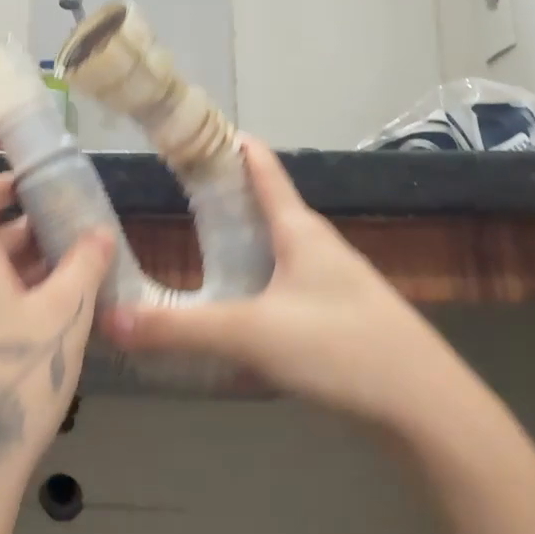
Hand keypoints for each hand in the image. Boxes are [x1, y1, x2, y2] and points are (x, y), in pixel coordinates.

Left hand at [0, 174, 113, 497]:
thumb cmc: (11, 381)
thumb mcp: (63, 318)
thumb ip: (84, 266)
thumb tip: (98, 233)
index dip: (3, 186)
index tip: (33, 190)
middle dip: (16, 238)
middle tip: (61, 250)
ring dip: (1, 273)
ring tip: (48, 294)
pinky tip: (15, 335)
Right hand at [102, 139, 451, 428]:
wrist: (424, 405)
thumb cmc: (340, 346)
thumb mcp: (251, 334)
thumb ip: (179, 329)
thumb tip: (110, 320)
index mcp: (298, 229)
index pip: (261, 167)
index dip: (227, 144)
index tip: (190, 128)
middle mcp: (317, 245)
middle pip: (265, 205)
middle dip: (221, 194)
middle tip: (172, 190)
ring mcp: (333, 281)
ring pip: (276, 247)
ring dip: (239, 240)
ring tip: (193, 245)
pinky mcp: (340, 316)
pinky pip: (286, 284)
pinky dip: (255, 280)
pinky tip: (235, 308)